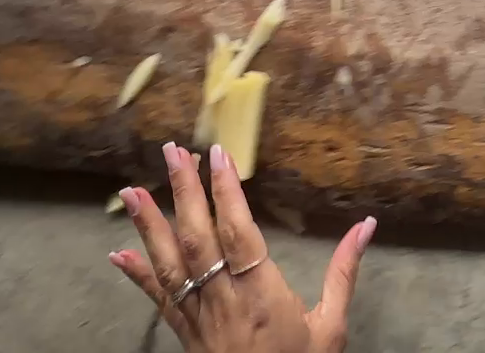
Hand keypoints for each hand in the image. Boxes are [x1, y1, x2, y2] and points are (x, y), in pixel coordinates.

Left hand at [110, 142, 375, 352]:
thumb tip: (367, 224)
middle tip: (172, 151)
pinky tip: (117, 252)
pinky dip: (137, 275)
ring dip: (150, 225)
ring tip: (133, 190)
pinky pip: (158, 300)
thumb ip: (344, 272)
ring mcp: (197, 319)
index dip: (226, 194)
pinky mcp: (184, 335)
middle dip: (184, 193)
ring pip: (170, 265)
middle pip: (198, 240)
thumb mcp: (331, 327)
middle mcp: (222, 303)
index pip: (238, 234)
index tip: (218, 155)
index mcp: (261, 296)